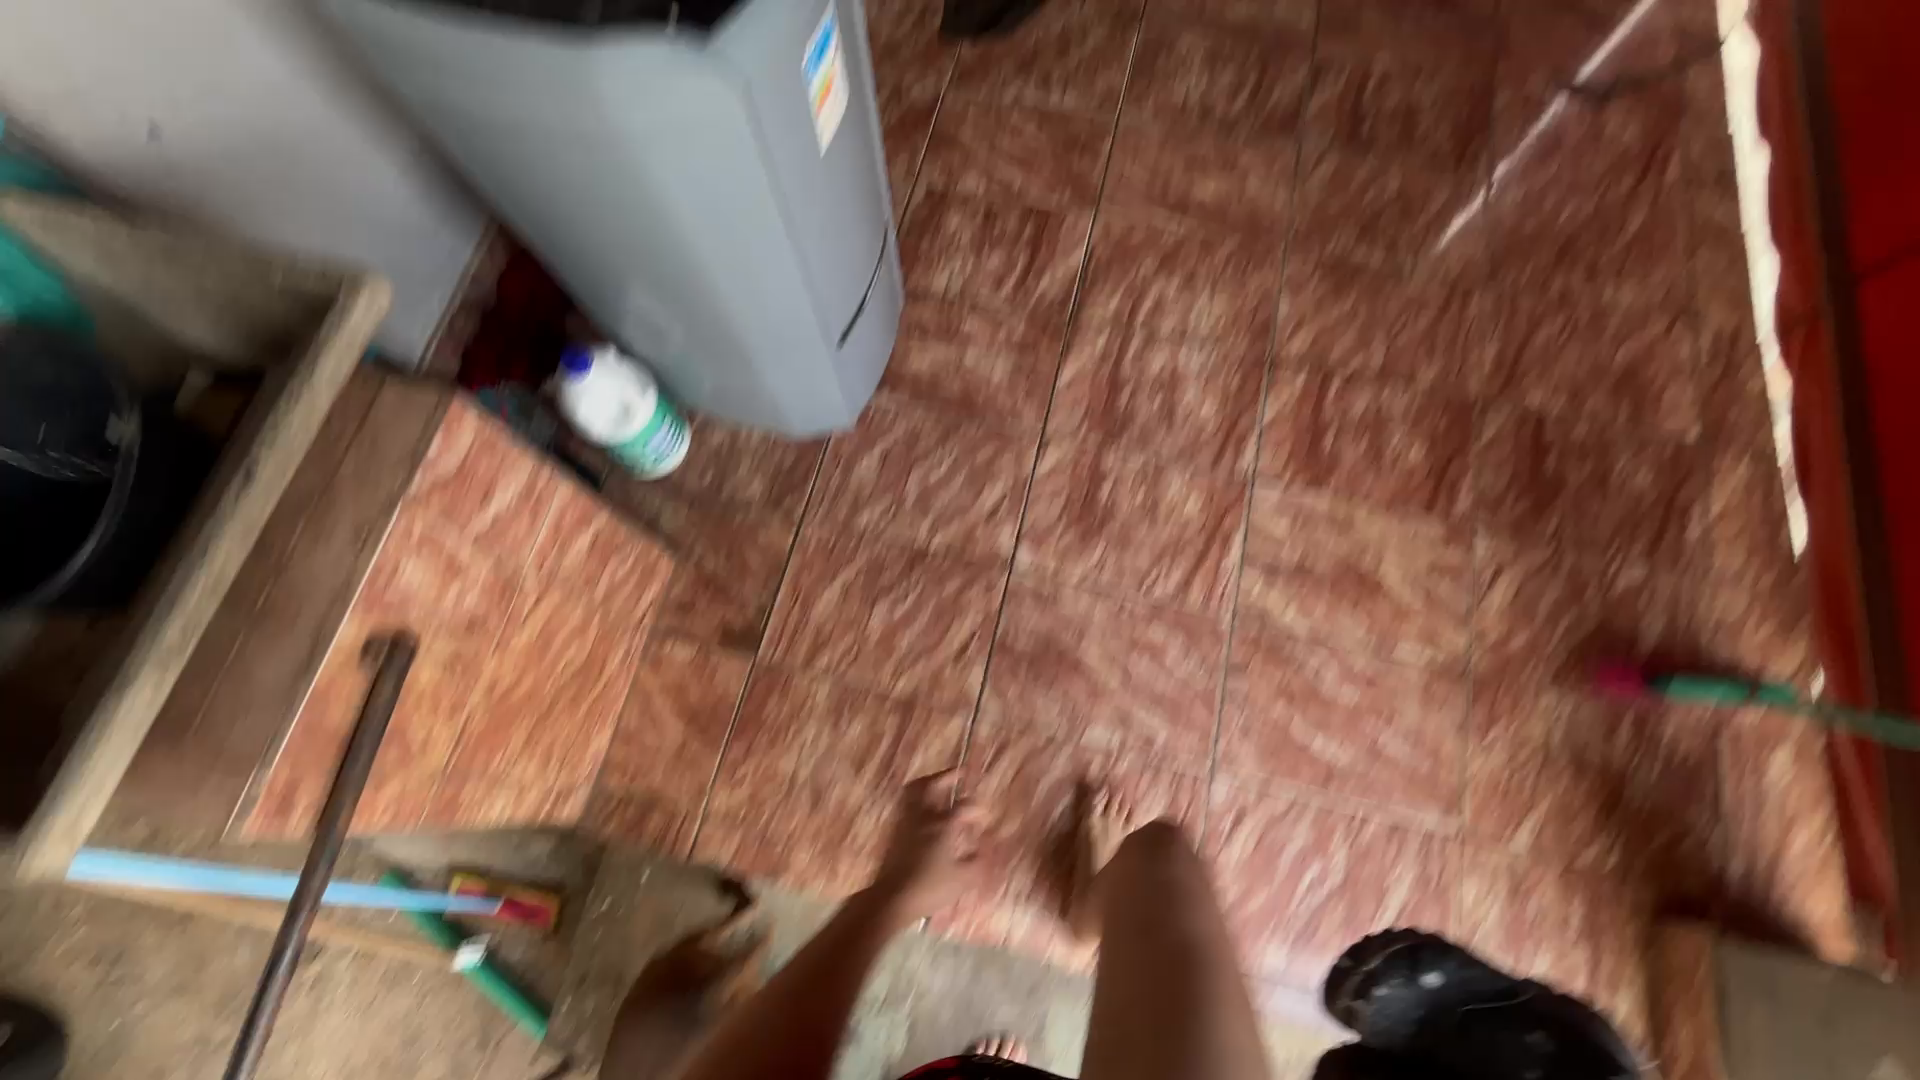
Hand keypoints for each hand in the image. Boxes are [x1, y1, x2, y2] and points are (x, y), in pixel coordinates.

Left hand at [869, 771, 983, 918]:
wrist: (893, 898)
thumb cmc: (931, 888)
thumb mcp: (963, 879)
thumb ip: (977, 861)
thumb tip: (985, 849)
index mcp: (943, 825)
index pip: (964, 806)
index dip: (977, 808)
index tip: (984, 816)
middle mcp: (924, 816)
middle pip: (932, 784)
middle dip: (947, 776)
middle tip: (959, 773)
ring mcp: (906, 821)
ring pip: (914, 791)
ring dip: (928, 783)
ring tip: (938, 785)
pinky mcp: (894, 830)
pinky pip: (906, 804)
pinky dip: (917, 799)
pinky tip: (924, 810)